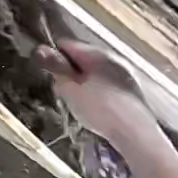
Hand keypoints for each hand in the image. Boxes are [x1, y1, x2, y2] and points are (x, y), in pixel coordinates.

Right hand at [36, 39, 157, 147]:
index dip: (53, 58)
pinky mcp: (133, 88)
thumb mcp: (70, 89)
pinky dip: (99, 91)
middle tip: (65, 94)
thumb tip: (41, 49)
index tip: (51, 77)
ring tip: (82, 104)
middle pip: (81, 57)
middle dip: (70, 72)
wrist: (136, 133)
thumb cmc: (99, 109)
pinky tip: (99, 109)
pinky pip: (108, 82)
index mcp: (96, 53)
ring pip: (95, 71)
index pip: (65, 44)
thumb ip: (56, 68)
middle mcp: (112, 57)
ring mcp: (125, 72)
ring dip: (84, 83)